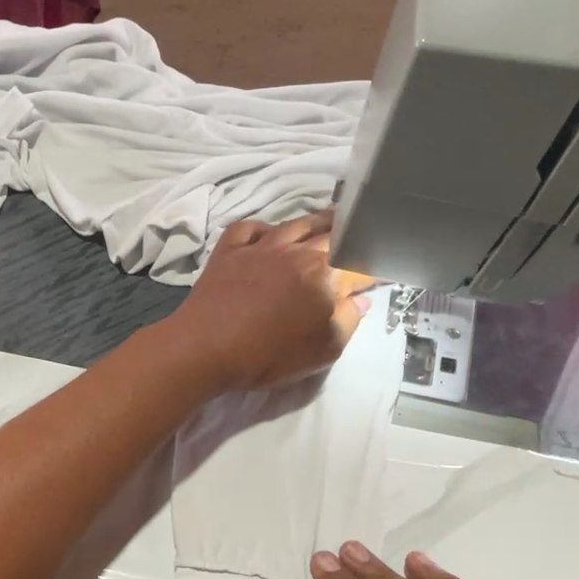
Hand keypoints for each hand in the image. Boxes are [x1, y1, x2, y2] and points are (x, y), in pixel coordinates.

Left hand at [161, 211, 371, 392]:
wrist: (204, 349)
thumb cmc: (267, 356)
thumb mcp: (322, 351)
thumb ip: (349, 321)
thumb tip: (360, 298)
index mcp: (326, 272)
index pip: (359, 262)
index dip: (370, 269)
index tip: (373, 275)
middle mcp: (297, 249)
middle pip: (332, 234)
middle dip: (349, 237)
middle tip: (355, 241)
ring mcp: (261, 245)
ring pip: (296, 223)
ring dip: (315, 223)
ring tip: (325, 225)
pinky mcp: (229, 249)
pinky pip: (251, 227)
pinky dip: (263, 229)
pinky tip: (266, 237)